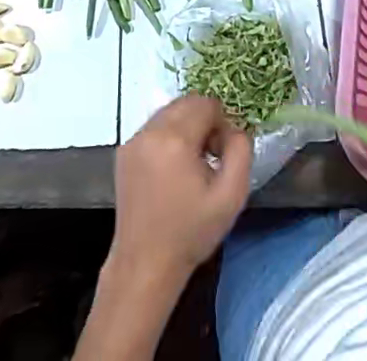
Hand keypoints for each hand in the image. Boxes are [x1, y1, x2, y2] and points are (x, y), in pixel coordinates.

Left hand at [110, 95, 252, 279]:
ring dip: (187, 126)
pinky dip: (169, 136)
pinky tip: (174, 168)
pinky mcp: (124, 152)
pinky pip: (154, 127)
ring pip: (170, 112)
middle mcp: (150, 132)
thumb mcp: (232, 194)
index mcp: (175, 140)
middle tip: (212, 155)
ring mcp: (133, 141)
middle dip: (204, 120)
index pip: (206, 103)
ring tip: (193, 162)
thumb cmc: (191, 231)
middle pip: (186, 103)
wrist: (145, 264)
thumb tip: (234, 128)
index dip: (222, 122)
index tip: (223, 152)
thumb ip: (241, 150)